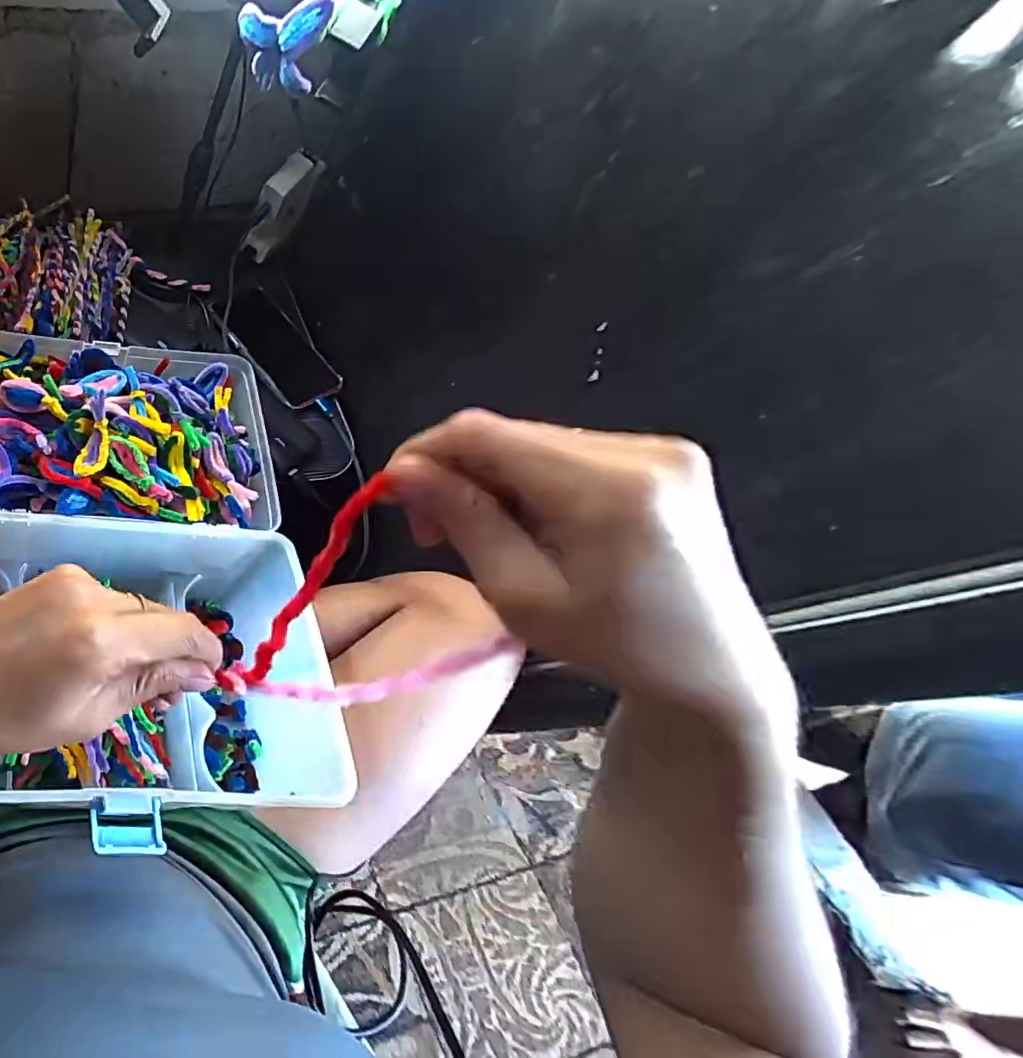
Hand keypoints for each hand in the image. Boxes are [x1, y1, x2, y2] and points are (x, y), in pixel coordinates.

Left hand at [0, 564, 222, 757]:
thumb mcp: (86, 716)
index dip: (206, 652)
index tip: (212, 677)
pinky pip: (104, 598)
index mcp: (101, 637)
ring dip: (142, 637)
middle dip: (172, 650)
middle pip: (158, 616)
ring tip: (123, 678)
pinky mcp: (53, 576)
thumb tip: (200, 673)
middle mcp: (91, 593)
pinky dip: (114, 624)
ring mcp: (69, 579)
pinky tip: (96, 652)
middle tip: (164, 692)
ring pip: (132, 606)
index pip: (181, 630)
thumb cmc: (7, 718)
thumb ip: (148, 686)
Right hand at [386, 411, 789, 721]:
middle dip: (451, 474)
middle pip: (503, 434)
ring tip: (472, 530)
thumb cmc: (609, 642)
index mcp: (610, 488)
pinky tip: (516, 520)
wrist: (708, 667)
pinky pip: (556, 452)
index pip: (482, 433)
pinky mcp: (657, 457)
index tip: (392, 493)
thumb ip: (462, 518)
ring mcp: (656, 449)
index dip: (421, 453)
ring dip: (482, 479)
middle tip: (429, 528)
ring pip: (524, 442)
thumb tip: (403, 471)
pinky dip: (519, 481)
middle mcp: (642, 451)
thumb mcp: (517, 590)